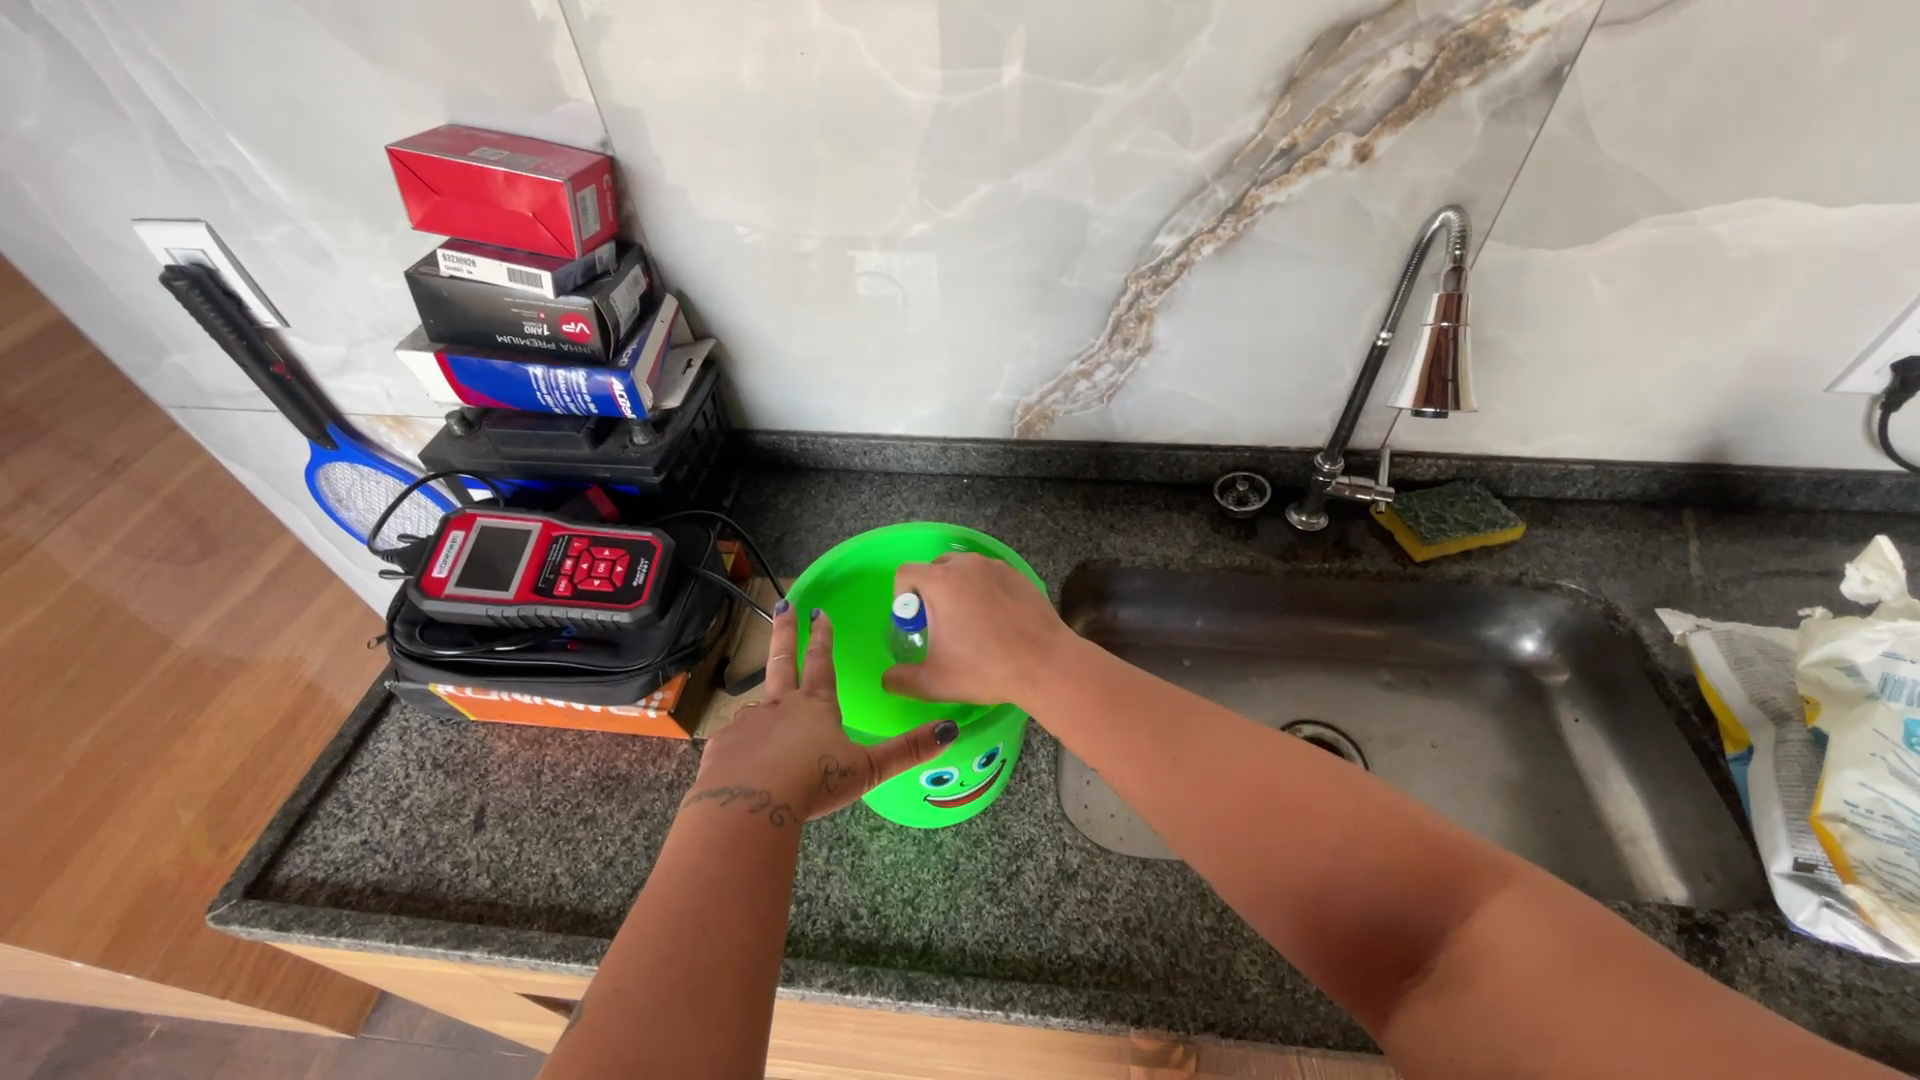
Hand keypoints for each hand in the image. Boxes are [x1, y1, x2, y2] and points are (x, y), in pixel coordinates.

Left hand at [691, 603, 956, 822]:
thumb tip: (950, 728)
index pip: (822, 662)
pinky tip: (743, 762)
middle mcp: (780, 706)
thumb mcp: (869, 769)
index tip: (818, 611)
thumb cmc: (815, 783)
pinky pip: (735, 741)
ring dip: (764, 704)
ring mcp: (747, 724)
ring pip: (758, 707)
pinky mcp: (723, 748)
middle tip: (783, 604)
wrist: (751, 806)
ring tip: (765, 715)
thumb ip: (907, 750)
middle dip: (786, 631)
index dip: (823, 637)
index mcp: (816, 706)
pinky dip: (742, 746)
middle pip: (783, 660)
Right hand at [882, 553, 1076, 707]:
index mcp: (941, 582)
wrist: (1046, 665)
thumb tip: (887, 679)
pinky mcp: (1020, 576)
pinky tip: (997, 622)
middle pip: (936, 567)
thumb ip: (900, 680)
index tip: (914, 622)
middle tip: (941, 625)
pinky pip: (991, 577)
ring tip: (970, 623)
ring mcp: (997, 567)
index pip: (906, 572)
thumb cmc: (985, 669)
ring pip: (966, 570)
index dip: (902, 596)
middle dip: (931, 592)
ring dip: (959, 590)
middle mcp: (967, 565)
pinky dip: (986, 592)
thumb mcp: (934, 682)